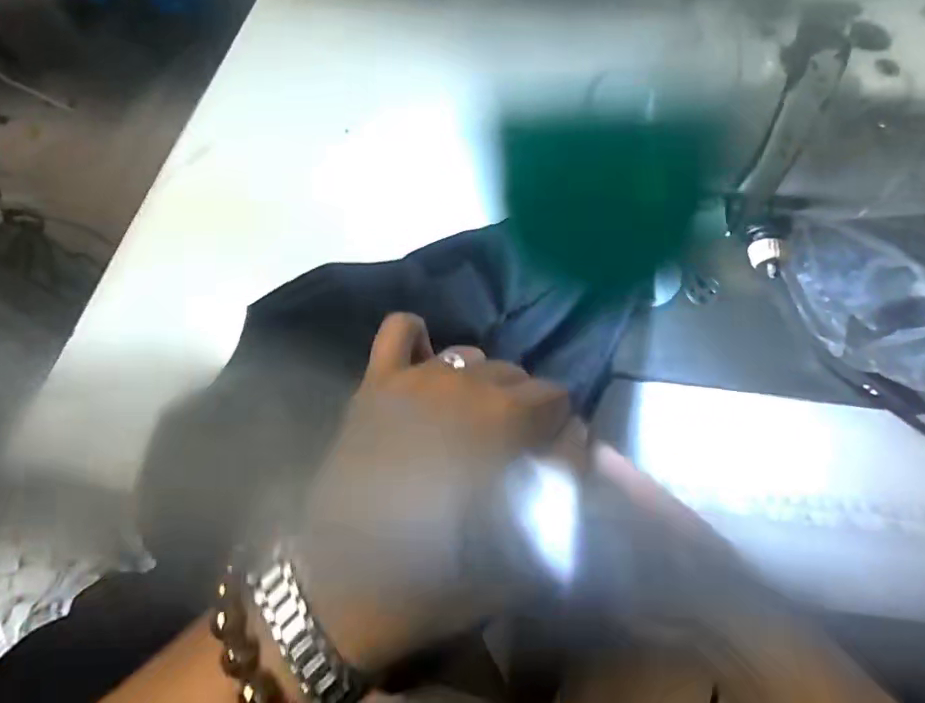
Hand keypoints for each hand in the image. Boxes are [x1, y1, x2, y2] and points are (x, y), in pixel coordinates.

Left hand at [284, 313, 571, 674]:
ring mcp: (417, 378)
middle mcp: (467, 384)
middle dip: (519, 406)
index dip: (555, 427)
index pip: (556, 396)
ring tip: (464, 420)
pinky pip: (401, 330)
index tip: (543, 454)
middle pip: (515, 374)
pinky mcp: (377, 383)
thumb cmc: (443, 571)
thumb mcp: (525, 539)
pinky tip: (424, 368)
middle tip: (503, 446)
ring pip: (469, 356)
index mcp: (506, 418)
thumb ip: (563, 475)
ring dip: (476, 383)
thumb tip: (577, 436)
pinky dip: (417, 340)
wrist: (347, 593)